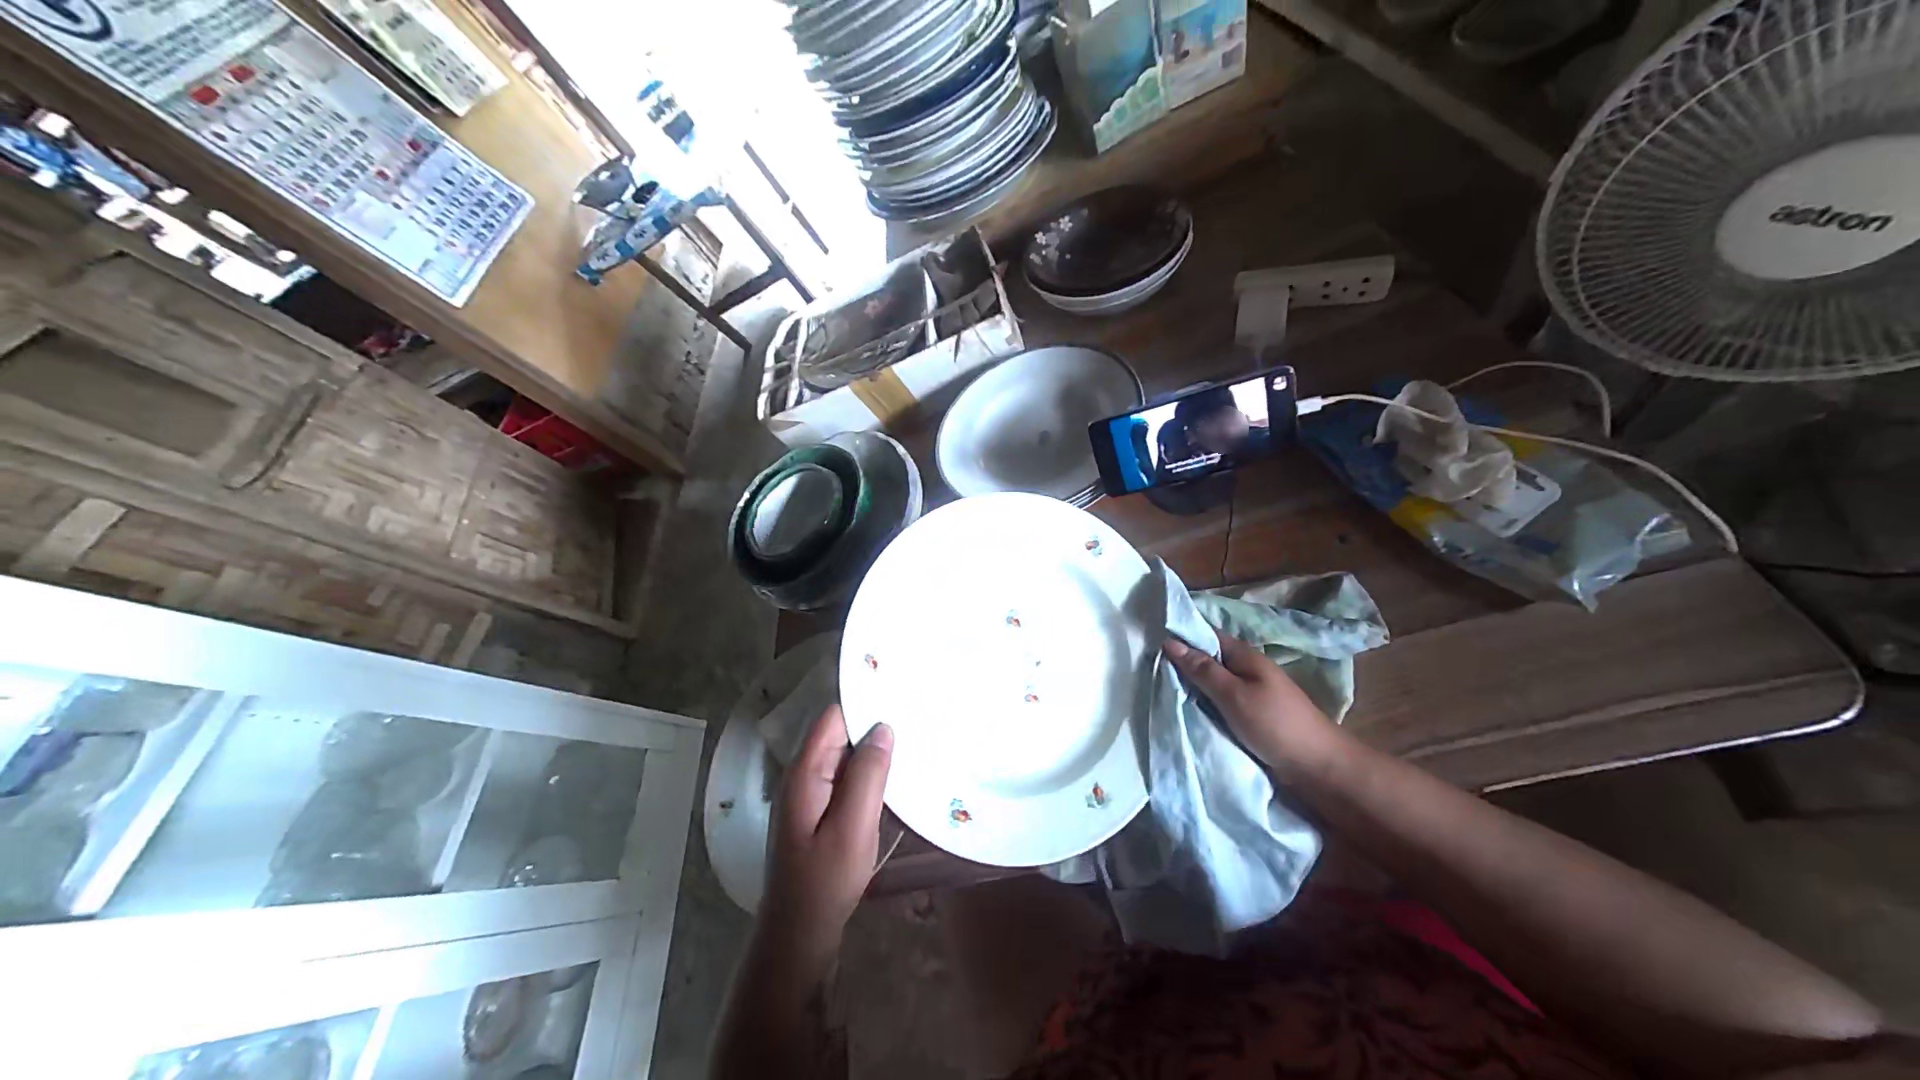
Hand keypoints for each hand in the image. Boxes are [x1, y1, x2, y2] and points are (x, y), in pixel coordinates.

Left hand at [763, 705, 893, 965]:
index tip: (900, 693)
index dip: (864, 702)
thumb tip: (884, 727)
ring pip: (847, 758)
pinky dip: (871, 775)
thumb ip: (868, 774)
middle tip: (919, 715)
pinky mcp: (822, 814)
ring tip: (917, 740)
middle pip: (840, 734)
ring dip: (876, 752)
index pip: (833, 717)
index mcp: (805, 773)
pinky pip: (848, 780)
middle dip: (875, 725)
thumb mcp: (852, 827)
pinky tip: (899, 778)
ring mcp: (811, 796)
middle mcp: (804, 776)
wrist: (800, 936)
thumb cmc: (825, 883)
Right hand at [1162, 633, 1346, 781]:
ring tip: (1156, 684)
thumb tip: (1171, 642)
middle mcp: (1245, 669)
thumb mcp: (1233, 694)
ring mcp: (1249, 692)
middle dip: (1180, 661)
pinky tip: (1182, 707)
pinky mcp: (1249, 714)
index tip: (1148, 636)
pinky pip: (1218, 701)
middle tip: (1146, 665)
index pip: (1206, 634)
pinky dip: (1202, 702)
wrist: (1316, 766)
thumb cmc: (1274, 724)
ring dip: (1190, 684)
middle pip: (1207, 658)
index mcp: (1244, 656)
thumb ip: (1202, 669)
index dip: (1180, 634)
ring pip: (1211, 682)